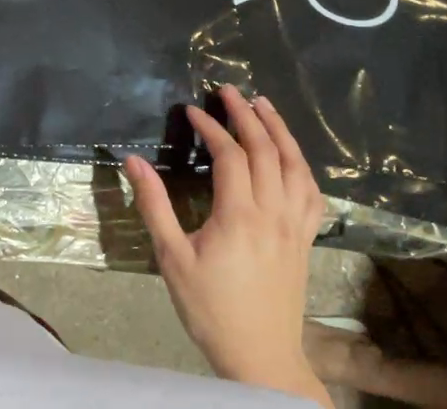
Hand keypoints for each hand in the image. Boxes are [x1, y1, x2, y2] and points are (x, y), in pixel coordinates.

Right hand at [124, 86, 329, 404]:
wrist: (261, 356)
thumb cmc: (208, 307)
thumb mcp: (171, 256)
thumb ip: (154, 205)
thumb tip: (134, 160)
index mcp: (240, 216)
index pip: (231, 155)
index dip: (211, 128)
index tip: (191, 110)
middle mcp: (274, 215)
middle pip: (267, 152)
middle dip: (247, 116)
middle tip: (228, 90)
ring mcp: (296, 228)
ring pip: (296, 168)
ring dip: (281, 132)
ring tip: (264, 106)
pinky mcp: (306, 241)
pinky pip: (313, 194)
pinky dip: (303, 166)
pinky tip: (292, 156)